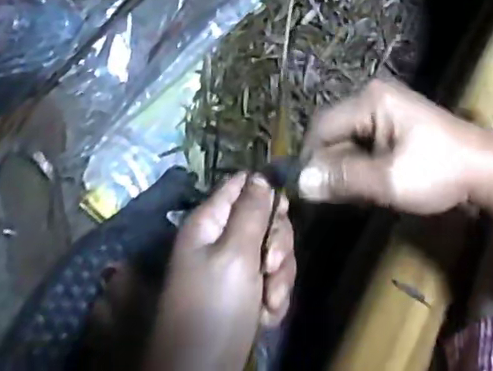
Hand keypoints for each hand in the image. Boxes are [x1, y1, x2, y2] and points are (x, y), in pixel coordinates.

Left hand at [143, 173, 294, 370]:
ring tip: (268, 302)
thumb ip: (252, 210)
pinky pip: (272, 281)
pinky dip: (274, 298)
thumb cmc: (214, 310)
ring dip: (279, 276)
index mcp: (210, 222)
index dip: (267, 191)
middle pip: (264, 217)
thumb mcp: (235, 254)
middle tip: (271, 266)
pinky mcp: (244, 297)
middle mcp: (220, 240)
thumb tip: (262, 174)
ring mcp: (232, 270)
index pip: (243, 183)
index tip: (282, 211)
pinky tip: (266, 317)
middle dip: (277, 243)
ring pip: (273, 251)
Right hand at [297, 79, 492, 214]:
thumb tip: (301, 182)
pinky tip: (371, 185)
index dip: (311, 160)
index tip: (309, 194)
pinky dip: (361, 163)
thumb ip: (343, 179)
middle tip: (336, 200)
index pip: (322, 126)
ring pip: (347, 138)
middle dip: (331, 165)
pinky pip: (363, 140)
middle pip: (333, 130)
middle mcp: (374, 94)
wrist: (484, 168)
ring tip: (357, 195)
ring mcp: (385, 106)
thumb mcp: (388, 181)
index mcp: (371, 99)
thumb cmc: (438, 172)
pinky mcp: (394, 120)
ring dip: (346, 167)